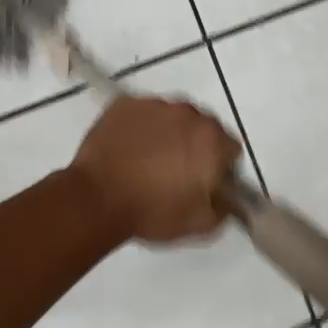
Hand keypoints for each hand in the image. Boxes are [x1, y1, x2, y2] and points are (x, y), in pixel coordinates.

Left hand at [70, 95, 242, 243]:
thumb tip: (226, 196)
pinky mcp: (124, 103)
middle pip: (202, 127)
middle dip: (196, 146)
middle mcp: (186, 113)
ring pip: (171, 117)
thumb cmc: (153, 211)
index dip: (221, 168)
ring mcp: (153, 104)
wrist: (97, 197)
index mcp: (211, 140)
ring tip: (149, 160)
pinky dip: (141, 126)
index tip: (205, 183)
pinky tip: (129, 148)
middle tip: (177, 172)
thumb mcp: (201, 224)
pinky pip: (142, 113)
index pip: (230, 148)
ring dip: (169, 133)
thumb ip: (225, 207)